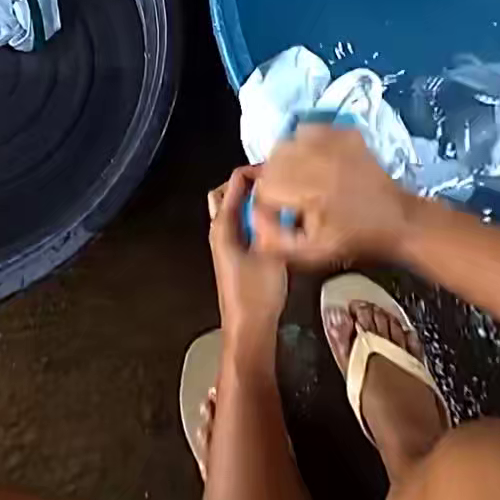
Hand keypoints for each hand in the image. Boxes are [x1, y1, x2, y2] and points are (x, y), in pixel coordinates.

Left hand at [207, 167, 286, 350]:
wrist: (249, 328)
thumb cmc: (258, 292)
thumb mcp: (272, 250)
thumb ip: (273, 219)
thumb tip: (278, 193)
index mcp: (223, 225)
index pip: (235, 181)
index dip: (256, 170)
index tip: (280, 171)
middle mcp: (219, 229)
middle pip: (226, 191)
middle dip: (248, 181)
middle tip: (273, 182)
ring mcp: (224, 242)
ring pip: (233, 208)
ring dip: (251, 199)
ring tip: (277, 199)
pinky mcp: (233, 253)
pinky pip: (240, 222)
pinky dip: (253, 214)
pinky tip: (275, 221)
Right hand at [250, 124, 420, 266]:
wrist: (398, 219)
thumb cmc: (355, 239)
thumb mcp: (313, 253)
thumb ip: (277, 242)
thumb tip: (254, 224)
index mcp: (309, 190)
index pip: (265, 186)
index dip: (266, 202)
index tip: (279, 213)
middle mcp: (318, 159)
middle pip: (272, 160)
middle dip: (273, 180)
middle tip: (288, 197)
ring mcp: (333, 141)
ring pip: (287, 142)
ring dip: (286, 160)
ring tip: (300, 178)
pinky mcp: (344, 133)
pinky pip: (309, 129)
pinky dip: (304, 143)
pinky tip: (315, 161)